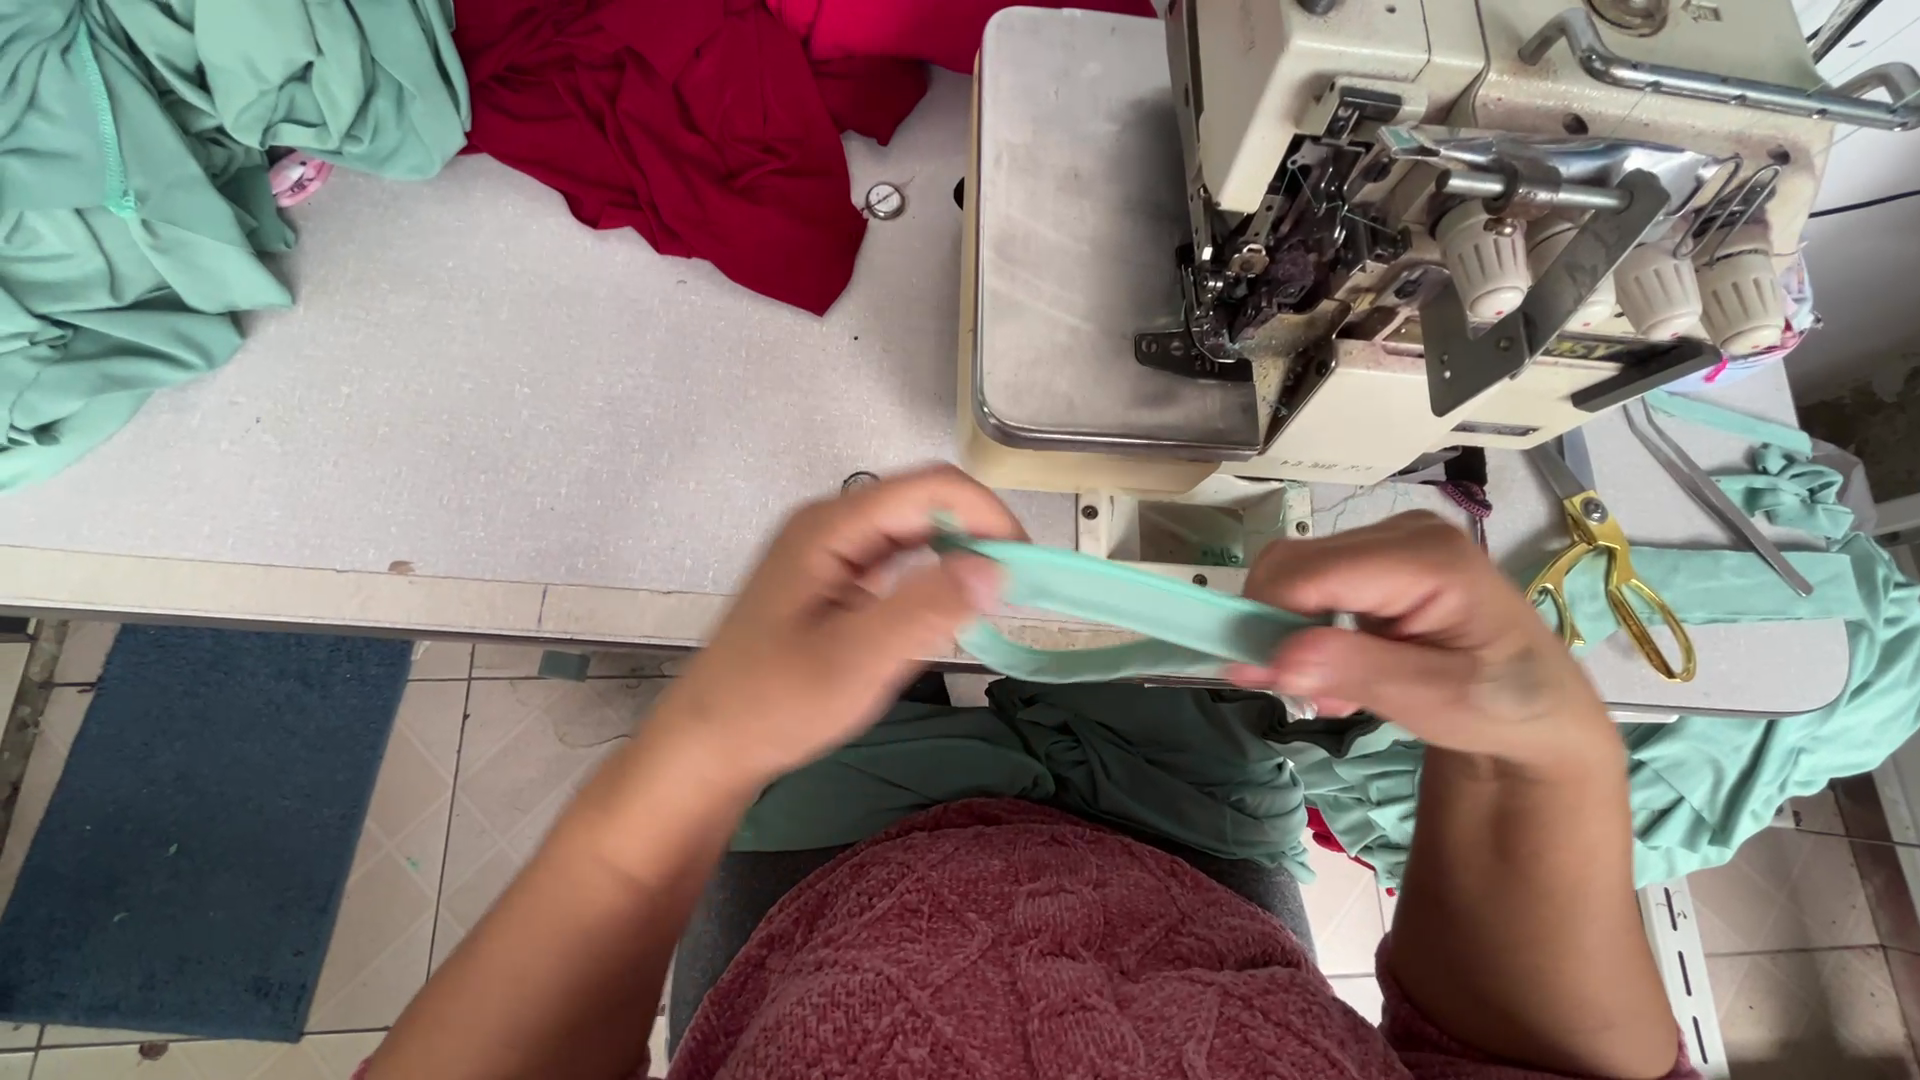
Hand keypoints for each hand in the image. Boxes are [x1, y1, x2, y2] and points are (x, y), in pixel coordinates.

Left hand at [644, 465, 1022, 790]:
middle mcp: (830, 523)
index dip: (988, 515)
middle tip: (1016, 588)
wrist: (710, 743)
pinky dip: (932, 576)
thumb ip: (926, 609)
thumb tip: (995, 568)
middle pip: (923, 502)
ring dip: (957, 556)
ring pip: (913, 530)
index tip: (1026, 565)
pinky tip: (946, 609)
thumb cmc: (773, 704)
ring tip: (991, 600)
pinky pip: (897, 559)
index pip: (931, 487)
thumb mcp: (856, 661)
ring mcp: (829, 550)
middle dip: (978, 535)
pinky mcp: (832, 578)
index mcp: (830, 526)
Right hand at [1230, 511, 1614, 767]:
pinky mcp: (1375, 558)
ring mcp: (1388, 541)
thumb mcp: (1437, 701)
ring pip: (1292, 573)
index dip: (1267, 616)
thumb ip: (1357, 672)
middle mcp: (1402, 533)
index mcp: (1427, 558)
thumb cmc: (1503, 707)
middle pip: (1292, 564)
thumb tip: (1273, 657)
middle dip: (1276, 627)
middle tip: (1295, 690)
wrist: (1541, 709)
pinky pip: (1308, 581)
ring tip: (1328, 687)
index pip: (1309, 571)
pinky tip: (1337, 663)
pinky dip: (1303, 625)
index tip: (1257, 673)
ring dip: (1289, 631)